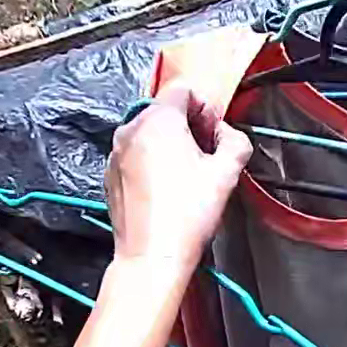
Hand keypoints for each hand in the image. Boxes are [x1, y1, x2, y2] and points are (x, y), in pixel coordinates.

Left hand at [105, 80, 252, 271]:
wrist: (152, 257)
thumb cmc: (186, 216)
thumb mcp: (227, 173)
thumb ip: (236, 141)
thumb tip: (228, 135)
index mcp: (157, 120)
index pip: (184, 89)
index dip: (205, 108)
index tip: (214, 134)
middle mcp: (130, 131)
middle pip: (164, 111)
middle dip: (188, 128)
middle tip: (205, 158)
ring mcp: (115, 155)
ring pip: (148, 135)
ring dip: (169, 148)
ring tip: (186, 179)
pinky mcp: (110, 177)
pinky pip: (135, 158)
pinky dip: (151, 166)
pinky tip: (167, 192)